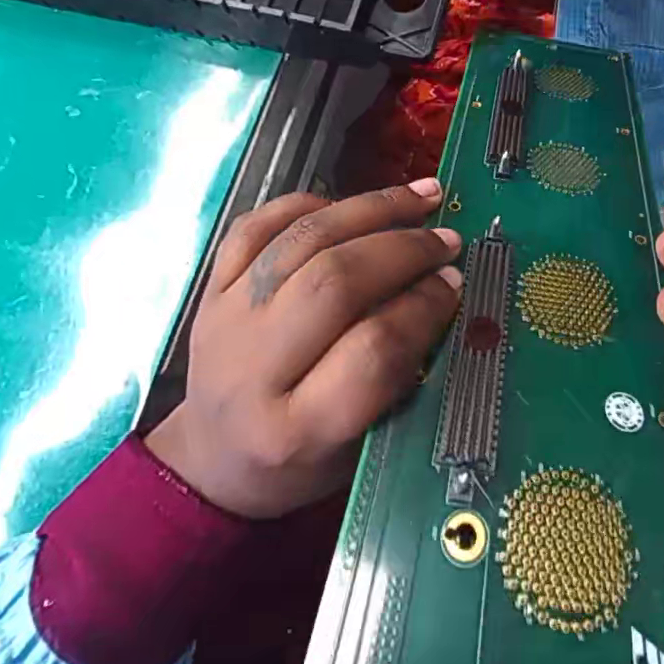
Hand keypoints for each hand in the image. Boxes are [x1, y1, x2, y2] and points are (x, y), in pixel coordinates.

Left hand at [147, 183, 462, 517]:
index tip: (455, 284)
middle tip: (446, 239)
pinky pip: (255, 226)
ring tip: (418, 198)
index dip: (423, 308)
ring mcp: (223, 321)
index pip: (372, 352)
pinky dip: (306, 205)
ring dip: (367, 211)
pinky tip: (348, 204)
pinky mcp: (208, 291)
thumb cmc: (299, 465)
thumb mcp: (360, 447)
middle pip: (333, 284)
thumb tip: (441, 290)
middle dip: (402, 250)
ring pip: (299, 242)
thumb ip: (398, 377)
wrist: (212, 459)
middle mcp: (253, 370)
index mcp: (298, 430)